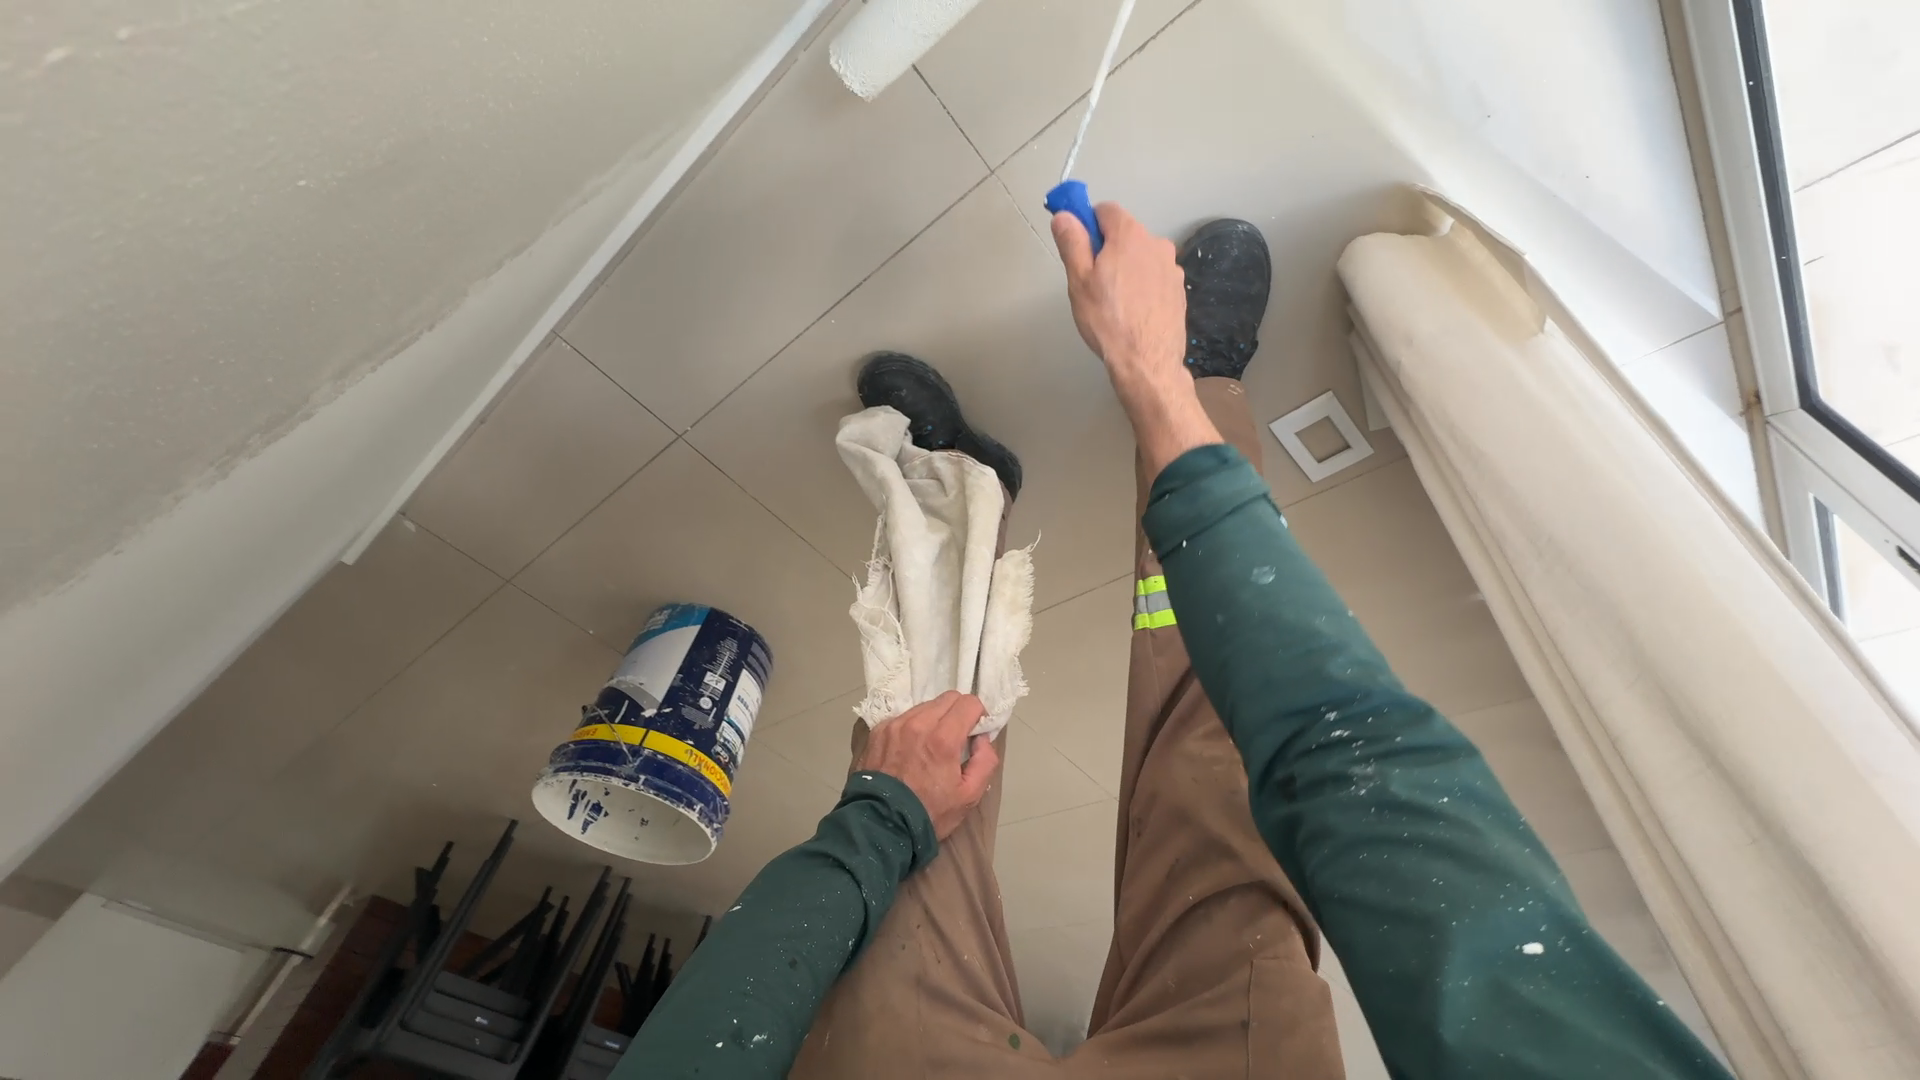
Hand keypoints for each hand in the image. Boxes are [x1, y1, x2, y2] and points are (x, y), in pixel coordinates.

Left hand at [855, 691, 999, 839]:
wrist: (880, 826)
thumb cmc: (928, 813)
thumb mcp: (969, 796)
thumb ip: (985, 761)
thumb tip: (982, 738)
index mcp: (942, 738)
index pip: (969, 703)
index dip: (978, 714)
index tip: (976, 731)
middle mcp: (917, 723)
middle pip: (948, 698)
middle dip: (958, 713)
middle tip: (957, 736)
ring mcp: (895, 725)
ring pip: (924, 706)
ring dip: (935, 718)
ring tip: (931, 743)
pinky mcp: (878, 731)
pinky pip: (903, 717)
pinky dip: (913, 725)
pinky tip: (910, 748)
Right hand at [1053, 204, 1222, 476]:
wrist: (1146, 362)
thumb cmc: (1107, 320)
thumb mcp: (1079, 281)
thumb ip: (1072, 242)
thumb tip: (1064, 216)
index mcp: (1129, 235)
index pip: (1105, 210)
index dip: (1087, 224)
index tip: (1077, 247)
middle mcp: (1156, 244)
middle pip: (1124, 235)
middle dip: (1107, 251)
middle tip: (1092, 284)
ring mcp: (1171, 268)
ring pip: (1140, 258)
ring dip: (1126, 270)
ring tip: (1113, 304)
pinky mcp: (1178, 290)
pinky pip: (1153, 278)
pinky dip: (1141, 288)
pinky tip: (1132, 313)